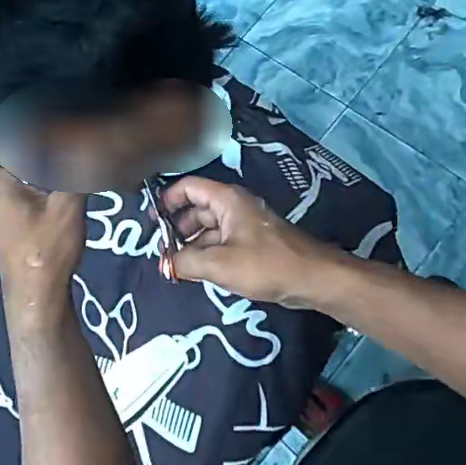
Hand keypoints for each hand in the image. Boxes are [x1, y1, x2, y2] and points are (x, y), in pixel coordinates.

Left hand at [0, 102, 83, 321]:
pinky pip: (18, 186)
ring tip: (33, 135)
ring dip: (14, 153)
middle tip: (16, 112)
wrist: (36, 297)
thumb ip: (75, 173)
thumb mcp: (65, 207)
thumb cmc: (44, 250)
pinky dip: (28, 171)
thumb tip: (85, 143)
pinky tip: (48, 173)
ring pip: (6, 173)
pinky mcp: (16, 224)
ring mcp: (4, 212)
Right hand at [160, 177, 342, 307]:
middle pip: (196, 208)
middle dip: (177, 228)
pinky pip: (222, 241)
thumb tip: (164, 263)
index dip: (167, 200)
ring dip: (191, 244)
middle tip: (162, 252)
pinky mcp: (253, 243)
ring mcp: (244, 224)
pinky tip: (197, 272)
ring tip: (176, 266)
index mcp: (226, 200)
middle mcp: (234, 206)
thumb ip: (186, 262)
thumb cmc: (266, 264)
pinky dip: (207, 253)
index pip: (188, 187)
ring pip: (209, 227)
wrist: (312, 277)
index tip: (152, 223)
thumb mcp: (219, 264)